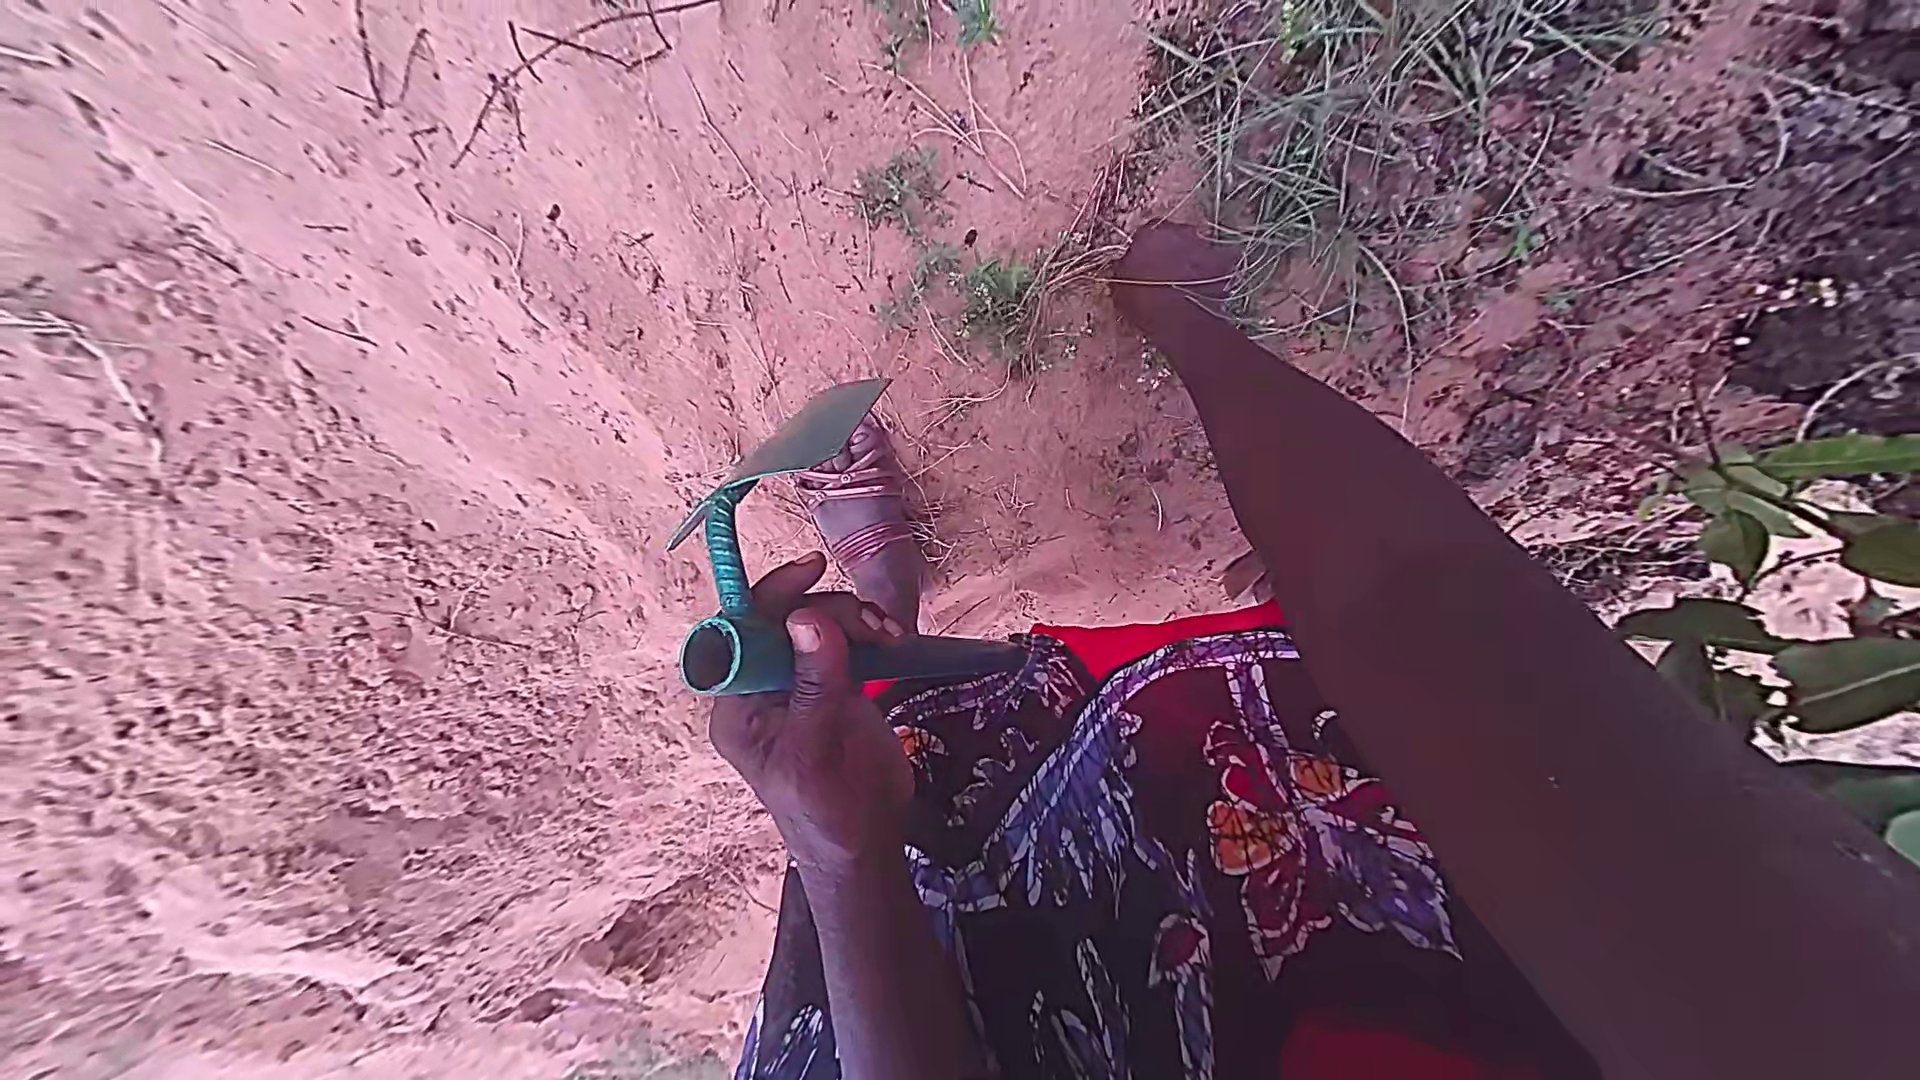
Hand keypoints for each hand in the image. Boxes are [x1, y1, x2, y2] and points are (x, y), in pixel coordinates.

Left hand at [708, 552, 914, 874]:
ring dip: (858, 619)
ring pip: (822, 623)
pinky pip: (848, 639)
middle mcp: (765, 684)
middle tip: (878, 627)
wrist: (868, 842)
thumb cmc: (830, 812)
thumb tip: (809, 619)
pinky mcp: (836, 681)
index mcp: (741, 703)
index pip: (743, 630)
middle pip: (789, 619)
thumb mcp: (817, 752)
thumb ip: (813, 685)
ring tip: (892, 637)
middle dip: (832, 611)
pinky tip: (893, 640)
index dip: (773, 593)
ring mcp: (802, 681)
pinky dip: (871, 632)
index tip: (813, 568)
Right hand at [1111, 222, 1236, 323]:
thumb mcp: (1120, 289)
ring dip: (1189, 259)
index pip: (1144, 234)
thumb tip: (1123, 265)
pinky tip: (1202, 287)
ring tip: (1183, 283)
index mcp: (1148, 233)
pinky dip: (1210, 270)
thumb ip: (1122, 270)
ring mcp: (1204, 242)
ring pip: (1194, 246)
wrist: (1180, 320)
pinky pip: (1215, 261)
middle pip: (1172, 235)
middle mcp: (1178, 229)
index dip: (1143, 251)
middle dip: (1168, 250)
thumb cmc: (1144, 304)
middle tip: (1163, 273)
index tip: (1142, 265)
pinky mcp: (1224, 258)